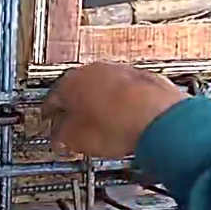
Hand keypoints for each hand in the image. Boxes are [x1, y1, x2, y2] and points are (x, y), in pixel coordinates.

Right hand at [42, 63, 186, 157]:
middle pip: (79, 89)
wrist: (160, 121)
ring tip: (104, 126)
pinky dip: (124, 104)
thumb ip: (60, 134)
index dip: (50, 114)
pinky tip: (126, 121)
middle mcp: (95, 70)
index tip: (51, 122)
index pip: (52, 98)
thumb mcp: (74, 139)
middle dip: (77, 107)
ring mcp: (122, 71)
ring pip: (104, 88)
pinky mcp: (146, 78)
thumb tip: (60, 134)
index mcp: (70, 82)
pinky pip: (128, 92)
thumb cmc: (117, 127)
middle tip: (76, 125)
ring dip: (101, 104)